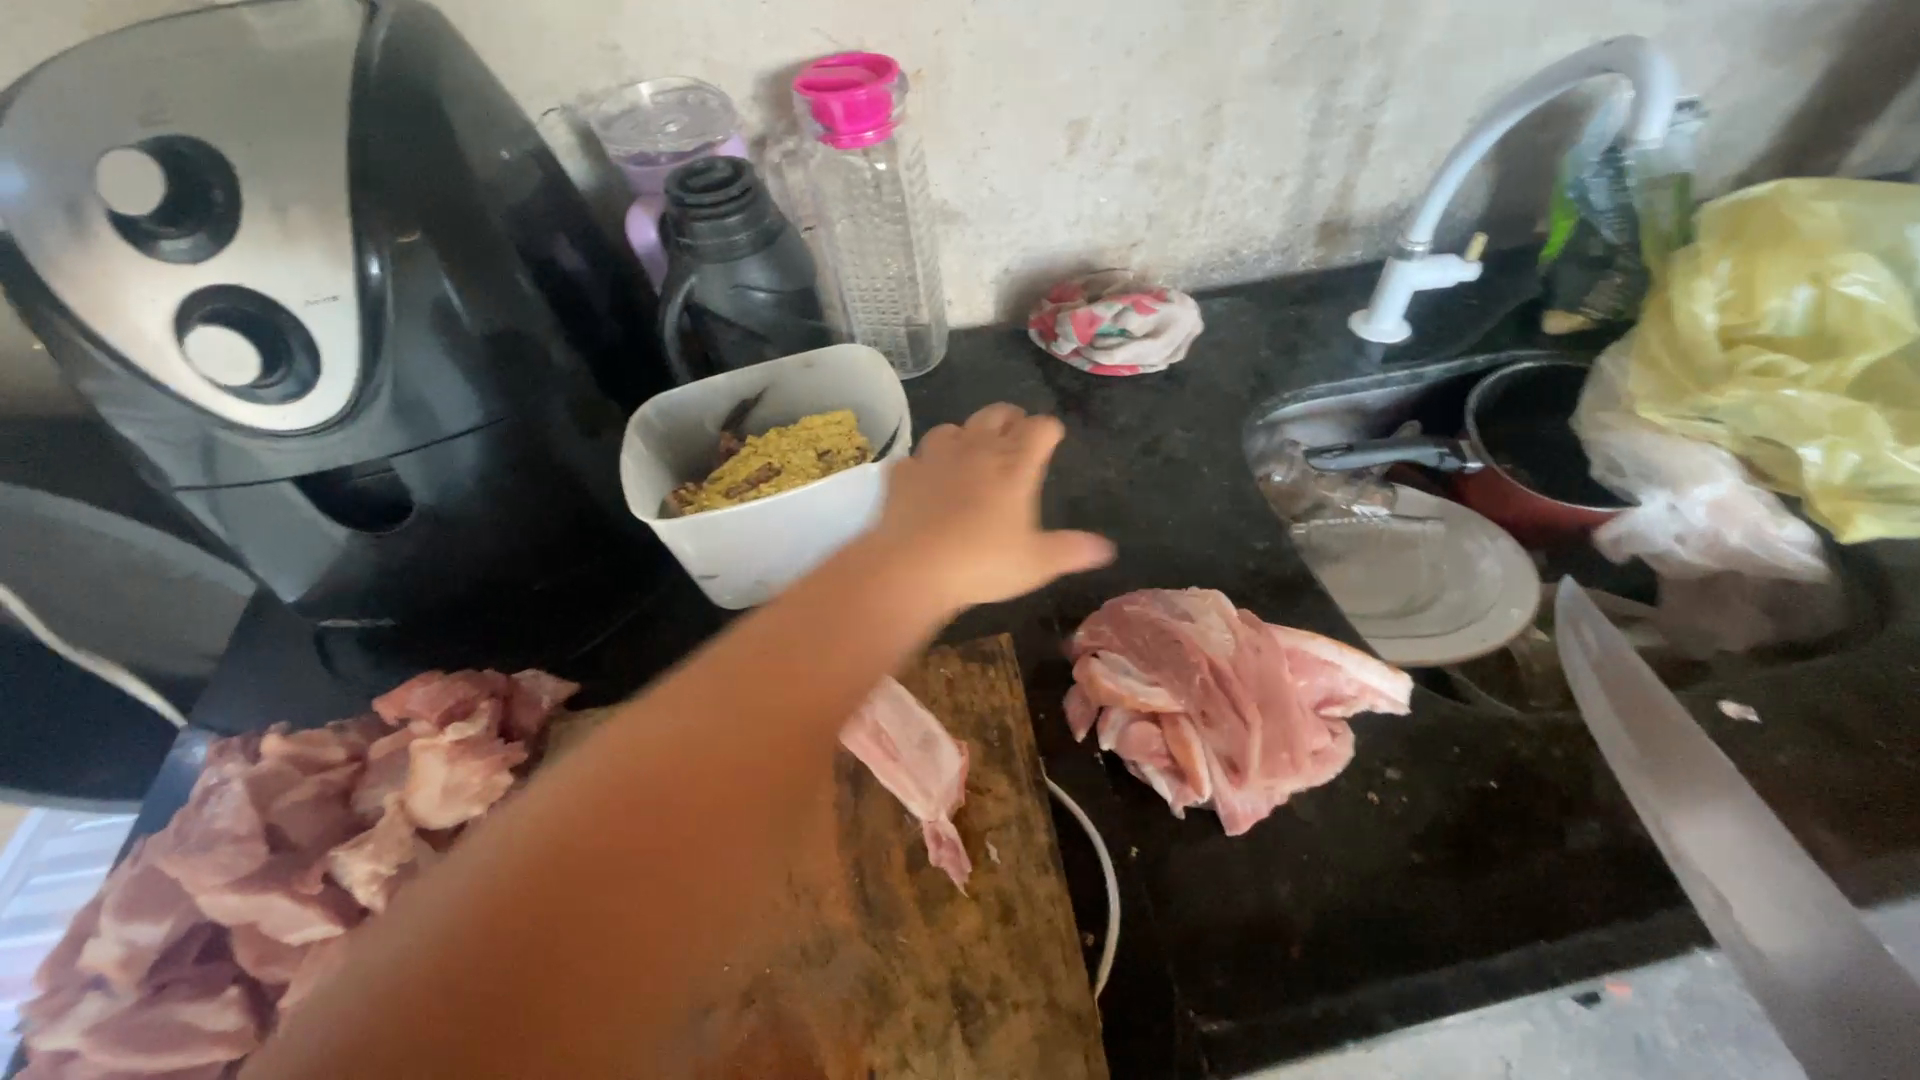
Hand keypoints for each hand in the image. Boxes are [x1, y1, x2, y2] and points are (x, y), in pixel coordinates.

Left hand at [874, 403, 1114, 610]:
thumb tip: (1106, 549)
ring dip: (965, 434)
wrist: (912, 568)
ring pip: (952, 428)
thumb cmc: (982, 563)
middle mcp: (976, 450)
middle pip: (997, 414)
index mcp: (1014, 465)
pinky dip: (923, 465)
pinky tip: (925, 478)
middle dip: (1011, 418)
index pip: (1040, 428)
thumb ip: (1072, 551)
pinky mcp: (902, 474)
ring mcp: (935, 458)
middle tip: (1017, 430)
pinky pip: (914, 459)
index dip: (1049, 429)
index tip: (1053, 436)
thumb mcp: (1037, 564)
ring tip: (969, 449)